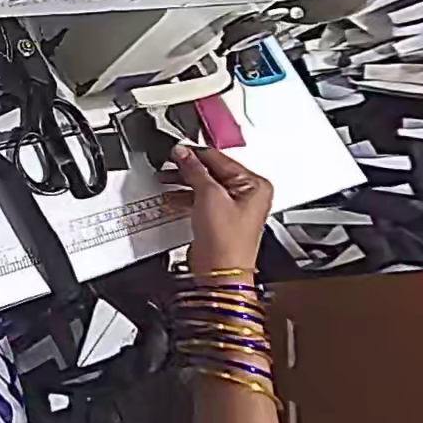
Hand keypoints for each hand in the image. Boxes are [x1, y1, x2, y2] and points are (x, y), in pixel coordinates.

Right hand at [165, 144, 272, 273]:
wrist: (219, 272)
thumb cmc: (227, 242)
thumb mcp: (209, 195)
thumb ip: (194, 169)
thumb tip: (183, 153)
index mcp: (255, 185)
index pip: (220, 158)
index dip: (196, 154)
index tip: (177, 151)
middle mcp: (247, 194)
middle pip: (212, 170)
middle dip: (188, 167)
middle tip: (170, 162)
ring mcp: (233, 206)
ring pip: (204, 184)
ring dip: (184, 180)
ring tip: (166, 176)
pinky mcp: (219, 217)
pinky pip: (200, 198)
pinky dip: (186, 194)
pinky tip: (172, 194)